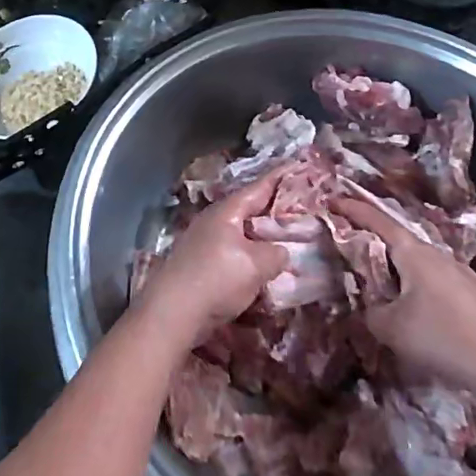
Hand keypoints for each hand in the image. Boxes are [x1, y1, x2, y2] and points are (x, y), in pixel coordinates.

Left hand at [139, 169, 289, 342]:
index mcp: (226, 213)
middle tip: (301, 206)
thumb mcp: (256, 264)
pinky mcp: (202, 265)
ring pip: (241, 233)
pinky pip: (234, 253)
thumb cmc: (216, 279)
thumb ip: (275, 253)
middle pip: (248, 210)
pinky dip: (252, 256)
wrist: (174, 310)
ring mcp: (204, 243)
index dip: (278, 178)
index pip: (257, 189)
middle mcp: (213, 222)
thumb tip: (280, 252)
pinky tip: (265, 268)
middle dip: (273, 209)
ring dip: (263, 236)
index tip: (296, 166)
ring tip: (289, 238)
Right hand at [333, 197, 475, 397]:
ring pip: (415, 261)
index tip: (330, 200)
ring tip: (371, 275)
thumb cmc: (445, 337)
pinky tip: (406, 305)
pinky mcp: (473, 297)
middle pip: (397, 238)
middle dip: (370, 236)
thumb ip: (369, 310)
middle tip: (344, 239)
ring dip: (391, 263)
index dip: (352, 208)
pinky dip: (410, 282)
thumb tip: (369, 306)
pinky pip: (430, 279)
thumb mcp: (390, 327)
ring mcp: (460, 276)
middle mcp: (437, 256)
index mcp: (414, 253)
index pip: (377, 220)